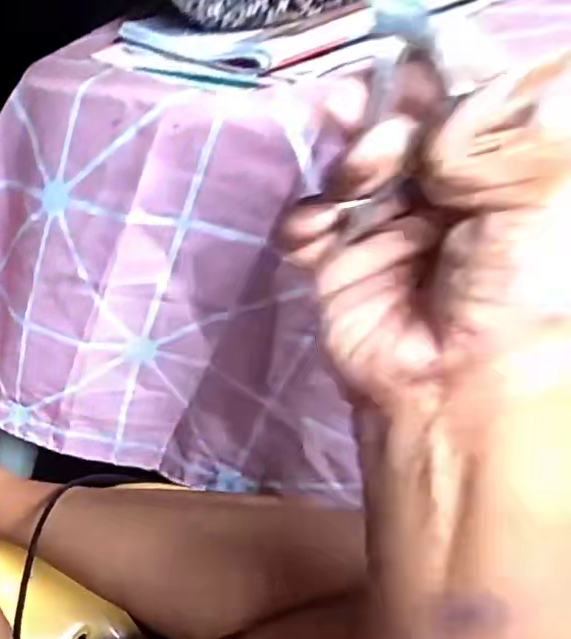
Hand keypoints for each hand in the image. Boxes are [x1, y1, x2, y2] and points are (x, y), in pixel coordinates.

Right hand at [280, 51, 570, 416]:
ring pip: (361, 171)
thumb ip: (509, 142)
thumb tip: (468, 97)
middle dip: (392, 106)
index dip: (465, 71)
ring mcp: (398, 222)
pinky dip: (304, 221)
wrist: (456, 376)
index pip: (499, 96)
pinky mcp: (339, 260)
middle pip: (421, 125)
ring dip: (350, 162)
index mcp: (535, 161)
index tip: (426, 51)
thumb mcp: (548, 199)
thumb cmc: (535, 288)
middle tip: (363, 91)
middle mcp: (467, 183)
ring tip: (359, 171)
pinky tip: (313, 225)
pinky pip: (311, 227)